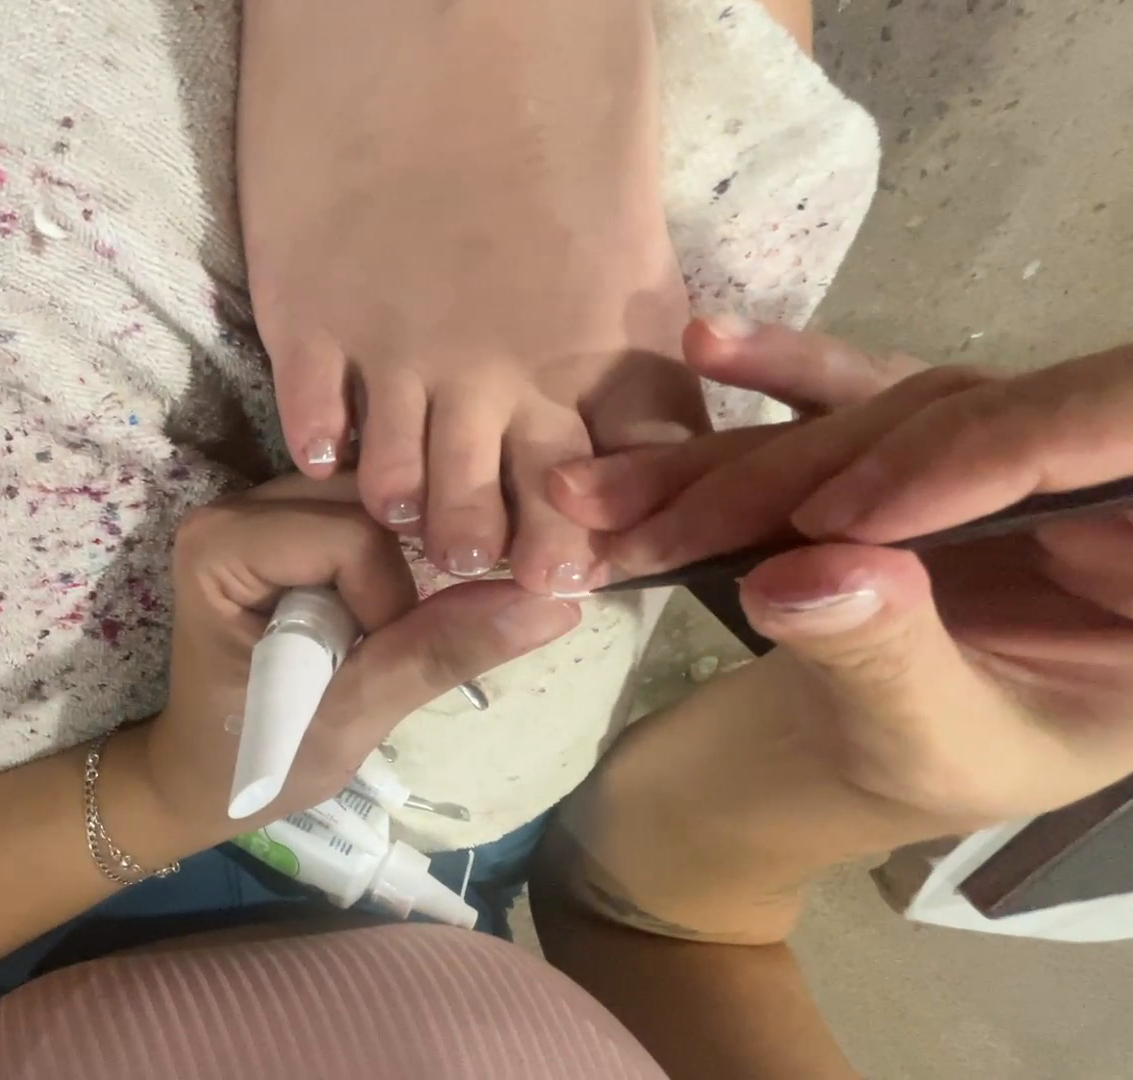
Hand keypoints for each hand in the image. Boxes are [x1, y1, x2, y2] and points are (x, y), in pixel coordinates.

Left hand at [142, 474, 579, 840]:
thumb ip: (436, 654)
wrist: (203, 770)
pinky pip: (359, 516)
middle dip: (393, 579)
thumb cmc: (255, 756)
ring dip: (393, 572)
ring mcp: (253, 511)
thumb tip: (554, 602)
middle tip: (379, 647)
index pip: (352, 536)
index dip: (385, 602)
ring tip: (372, 636)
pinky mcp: (278, 526)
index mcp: (220, 546)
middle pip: (365, 505)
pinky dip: (384, 563)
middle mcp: (229, 509)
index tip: (365, 661)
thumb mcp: (348, 716)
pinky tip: (372, 613)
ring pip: (371, 504)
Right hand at [237, 0, 705, 594]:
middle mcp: (495, 363)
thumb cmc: (544, 52)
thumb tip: (620, 357)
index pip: (624, 462)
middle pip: (514, 498)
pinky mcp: (305, 324)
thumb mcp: (626, 181)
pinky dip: (323, 450)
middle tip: (507, 573)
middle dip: (521, 550)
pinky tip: (326, 457)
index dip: (620, 519)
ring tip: (411, 526)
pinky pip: (312, 423)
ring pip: (402, 484)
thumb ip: (627, 290)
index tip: (603, 552)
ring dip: (414, 514)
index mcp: (595, 323)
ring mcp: (390, 352)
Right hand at [555, 322, 1132, 829]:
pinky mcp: (875, 468)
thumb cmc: (863, 791)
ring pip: (857, 420)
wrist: (773, 777)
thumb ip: (883, 659)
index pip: (1124, 443)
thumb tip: (809, 572)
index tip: (832, 520)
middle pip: (952, 429)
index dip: (991, 452)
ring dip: (709, 459)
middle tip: (650, 531)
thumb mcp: (907, 752)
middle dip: (779, 479)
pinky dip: (766, 377)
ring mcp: (970, 481)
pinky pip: (834, 400)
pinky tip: (704, 345)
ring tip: (590, 491)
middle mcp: (1078, 508)